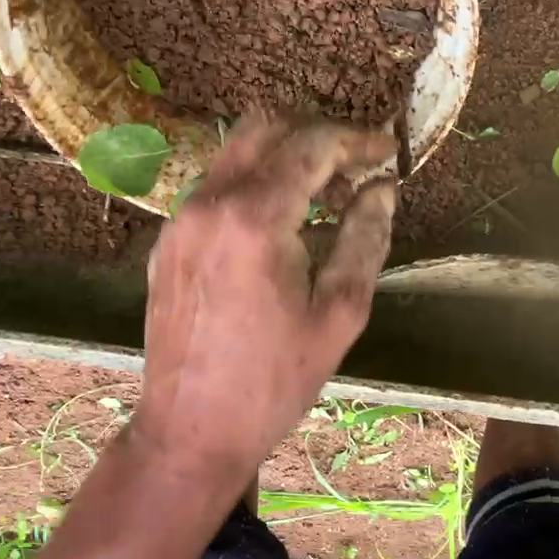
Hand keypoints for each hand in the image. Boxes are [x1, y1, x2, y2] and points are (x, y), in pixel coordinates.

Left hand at [132, 115, 396, 484]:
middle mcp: (209, 204)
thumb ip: (366, 238)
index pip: (311, 145)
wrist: (190, 431)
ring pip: (237, 152)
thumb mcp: (340, 313)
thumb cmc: (275, 380)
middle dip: (319, 135)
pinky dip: (258, 183)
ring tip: (330, 194)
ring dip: (287, 157)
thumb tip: (384, 190)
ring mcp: (180, 220)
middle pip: (266, 127)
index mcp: (254, 219)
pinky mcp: (169, 241)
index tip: (389, 150)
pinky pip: (217, 186)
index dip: (357, 139)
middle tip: (359, 166)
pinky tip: (286, 223)